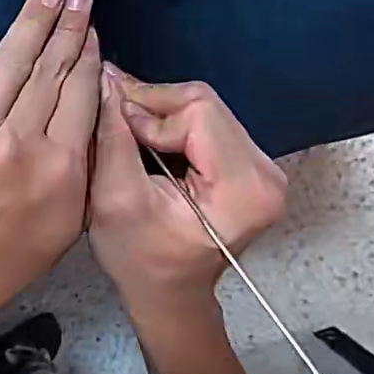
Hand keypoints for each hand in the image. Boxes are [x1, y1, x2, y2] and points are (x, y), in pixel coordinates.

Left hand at [0, 0, 100, 305]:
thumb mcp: (72, 216)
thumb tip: (91, 105)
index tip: (91, 26)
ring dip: (30, 23)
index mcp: (61, 165)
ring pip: (8, 66)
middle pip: (50, 71)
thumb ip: (84, 161)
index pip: (80, 92)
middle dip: (67, 27)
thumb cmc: (19, 248)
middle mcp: (21, 142)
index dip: (87, 53)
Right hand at [88, 67, 287, 328]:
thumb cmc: (140, 261)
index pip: (197, 112)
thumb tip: (107, 80)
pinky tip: (144, 137)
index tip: (112, 129)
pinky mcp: (248, 165)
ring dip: (158, 114)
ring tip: (123, 129)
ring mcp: (262, 167)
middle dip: (151, 107)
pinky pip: (205, 122)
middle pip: (203, 104)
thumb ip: (113, 138)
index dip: (147, 112)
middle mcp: (265, 172)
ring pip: (202, 108)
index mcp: (244, 187)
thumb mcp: (114, 199)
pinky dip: (170, 123)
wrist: (168, 294)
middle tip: (112, 118)